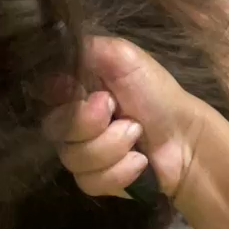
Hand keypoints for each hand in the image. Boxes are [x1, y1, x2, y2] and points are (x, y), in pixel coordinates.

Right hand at [43, 36, 222, 202]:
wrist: (186, 138)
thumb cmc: (154, 91)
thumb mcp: (122, 56)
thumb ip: (85, 47)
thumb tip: (56, 50)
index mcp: (72, 85)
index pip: (42, 92)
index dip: (61, 96)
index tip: (85, 90)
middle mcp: (69, 117)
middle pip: (53, 127)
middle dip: (90, 123)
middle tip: (117, 111)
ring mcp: (79, 150)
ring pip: (72, 157)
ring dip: (112, 147)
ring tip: (136, 135)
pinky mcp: (93, 179)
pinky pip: (89, 181)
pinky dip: (120, 171)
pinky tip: (140, 162)